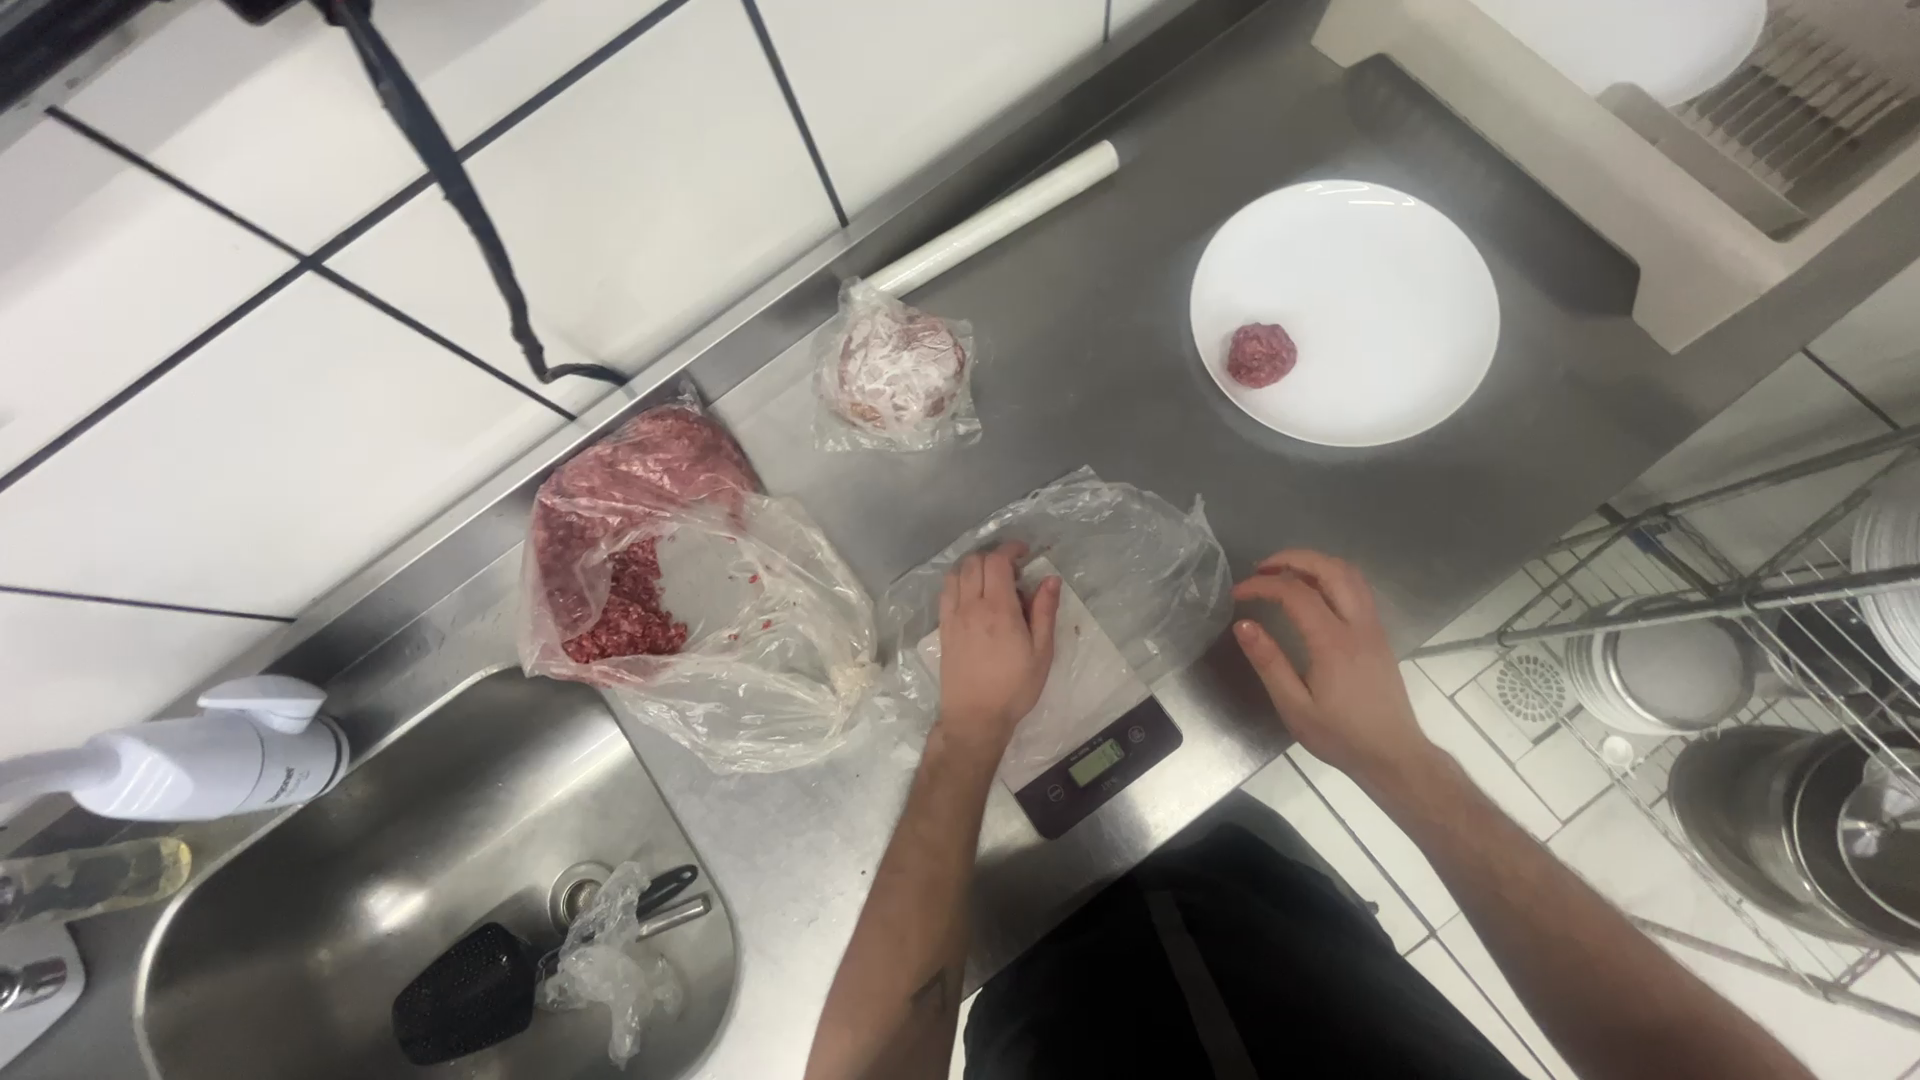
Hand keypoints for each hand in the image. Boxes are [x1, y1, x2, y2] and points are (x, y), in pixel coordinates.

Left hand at [937, 543, 1061, 754]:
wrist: (975, 717)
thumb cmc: (1014, 688)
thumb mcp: (1041, 652)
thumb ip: (1044, 612)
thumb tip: (1049, 579)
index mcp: (998, 610)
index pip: (997, 561)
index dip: (1010, 549)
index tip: (1024, 552)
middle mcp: (971, 607)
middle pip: (974, 562)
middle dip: (994, 556)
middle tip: (1013, 570)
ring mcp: (952, 617)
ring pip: (956, 573)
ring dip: (974, 567)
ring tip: (992, 580)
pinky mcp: (943, 628)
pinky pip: (946, 592)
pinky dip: (960, 582)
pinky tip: (974, 596)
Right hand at [1231, 550, 1440, 786]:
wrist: (1393, 755)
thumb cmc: (1340, 736)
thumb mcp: (1294, 707)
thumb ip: (1269, 662)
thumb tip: (1243, 624)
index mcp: (1333, 643)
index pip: (1295, 593)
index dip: (1261, 585)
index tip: (1237, 594)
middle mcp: (1358, 626)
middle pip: (1329, 568)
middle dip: (1291, 559)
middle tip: (1261, 569)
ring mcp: (1373, 628)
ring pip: (1349, 574)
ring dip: (1314, 564)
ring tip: (1283, 575)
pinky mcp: (1378, 635)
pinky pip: (1357, 589)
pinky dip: (1329, 576)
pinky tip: (1310, 593)